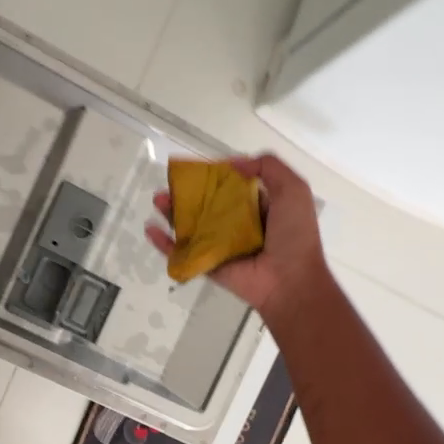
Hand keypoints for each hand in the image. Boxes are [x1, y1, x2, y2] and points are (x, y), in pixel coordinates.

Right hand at [147, 153, 330, 320]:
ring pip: (190, 226)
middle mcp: (236, 224)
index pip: (230, 186)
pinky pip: (183, 253)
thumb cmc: (293, 234)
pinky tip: (149, 229)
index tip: (196, 168)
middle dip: (185, 193)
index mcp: (257, 206)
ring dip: (171, 212)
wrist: (289, 280)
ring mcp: (220, 246)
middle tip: (170, 183)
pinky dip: (164, 243)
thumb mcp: (293, 189)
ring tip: (158, 200)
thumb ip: (268, 167)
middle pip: (205, 204)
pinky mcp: (207, 265)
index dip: (212, 175)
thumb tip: (231, 163)